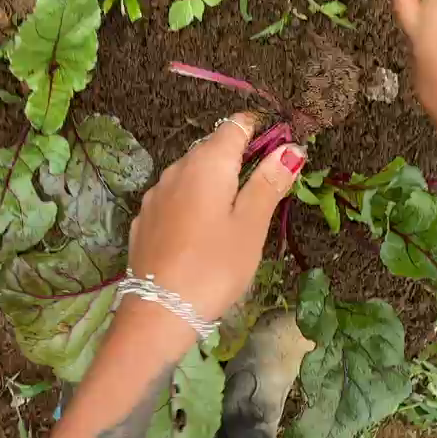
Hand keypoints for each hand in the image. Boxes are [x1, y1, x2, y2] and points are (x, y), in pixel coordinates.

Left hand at [128, 113, 304, 332]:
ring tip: (235, 212)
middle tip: (264, 188)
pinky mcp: (145, 217)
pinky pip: (175, 195)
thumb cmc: (215, 266)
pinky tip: (202, 230)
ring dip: (215, 180)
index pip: (235, 125)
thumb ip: (269, 182)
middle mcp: (177, 168)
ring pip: (192, 172)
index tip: (278, 151)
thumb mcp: (251, 226)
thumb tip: (291, 147)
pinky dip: (193, 200)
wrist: (158, 311)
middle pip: (212, 147)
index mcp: (208, 163)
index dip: (259, 131)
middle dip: (239, 157)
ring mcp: (157, 192)